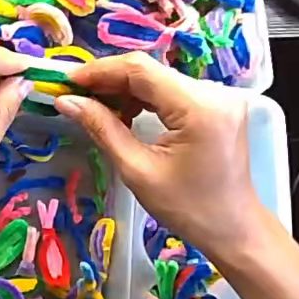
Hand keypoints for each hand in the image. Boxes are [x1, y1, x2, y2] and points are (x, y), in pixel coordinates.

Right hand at [53, 53, 269, 259]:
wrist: (232, 228)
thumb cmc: (187, 208)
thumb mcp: (137, 170)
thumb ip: (102, 128)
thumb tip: (66, 102)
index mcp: (198, 107)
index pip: (141, 70)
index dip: (100, 70)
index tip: (67, 81)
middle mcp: (213, 92)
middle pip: (149, 71)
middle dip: (108, 80)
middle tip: (73, 94)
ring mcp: (218, 96)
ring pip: (158, 78)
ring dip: (123, 89)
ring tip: (92, 106)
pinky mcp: (216, 105)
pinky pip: (171, 90)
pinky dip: (143, 98)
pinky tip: (121, 112)